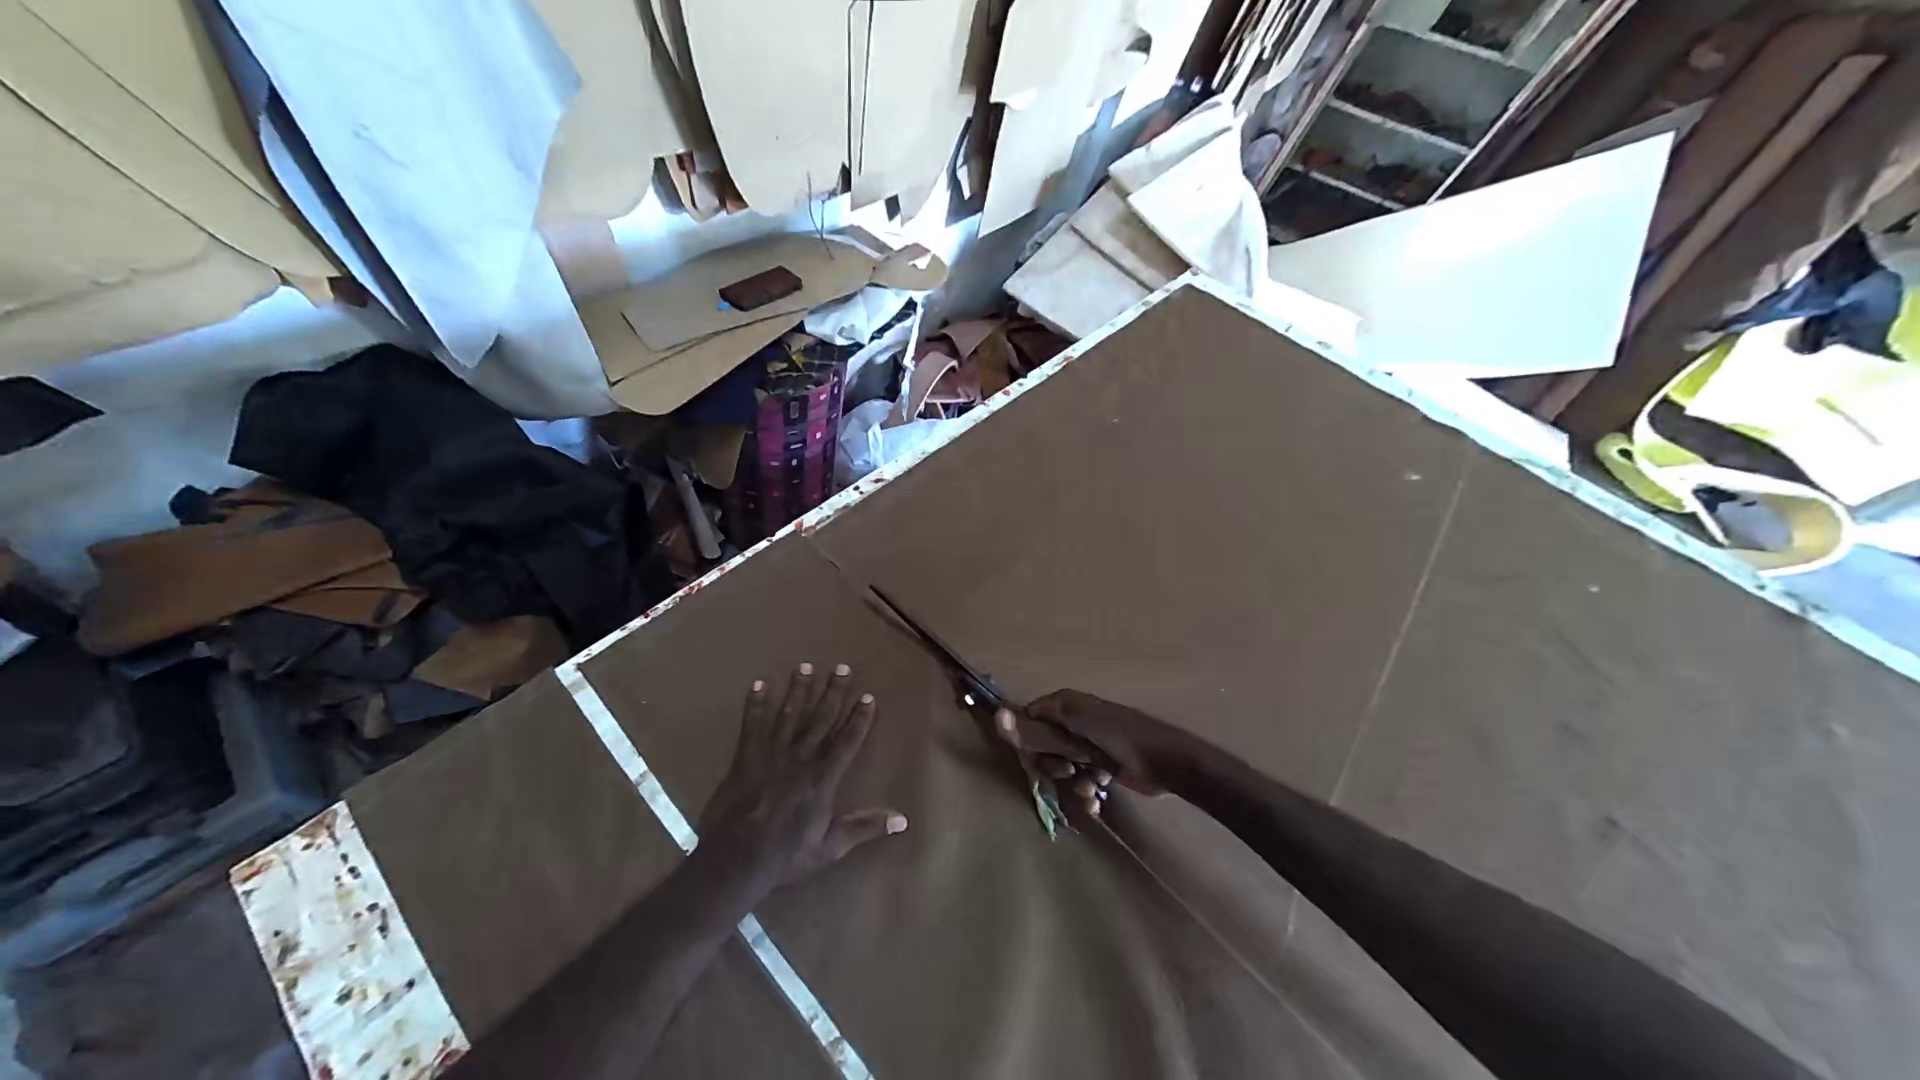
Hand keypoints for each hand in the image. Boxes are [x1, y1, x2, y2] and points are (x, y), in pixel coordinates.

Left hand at [698, 664, 907, 892]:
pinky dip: (755, 704)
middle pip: (821, 718)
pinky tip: (759, 684)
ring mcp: (771, 754)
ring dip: (799, 690)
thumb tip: (903, 820)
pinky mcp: (746, 758)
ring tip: (805, 666)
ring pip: (790, 715)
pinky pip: (752, 725)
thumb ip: (865, 827)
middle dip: (833, 692)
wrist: (735, 860)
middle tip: (842, 667)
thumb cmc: (786, 855)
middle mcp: (801, 758)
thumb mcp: (831, 847)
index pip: (847, 741)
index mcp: (823, 778)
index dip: (859, 718)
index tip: (868, 696)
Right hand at [1007, 690, 1204, 797]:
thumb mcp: (1076, 728)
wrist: (1168, 762)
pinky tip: (1096, 797)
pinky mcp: (1101, 767)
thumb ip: (1037, 727)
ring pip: (1061, 768)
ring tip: (1089, 786)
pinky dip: (1086, 791)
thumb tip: (997, 714)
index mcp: (1065, 704)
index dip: (1027, 742)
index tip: (1032, 760)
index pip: (1029, 720)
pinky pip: (1080, 780)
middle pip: (1043, 747)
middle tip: (1068, 770)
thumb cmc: (1121, 737)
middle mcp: (1073, 721)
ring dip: (1072, 782)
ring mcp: (1088, 745)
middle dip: (1052, 765)